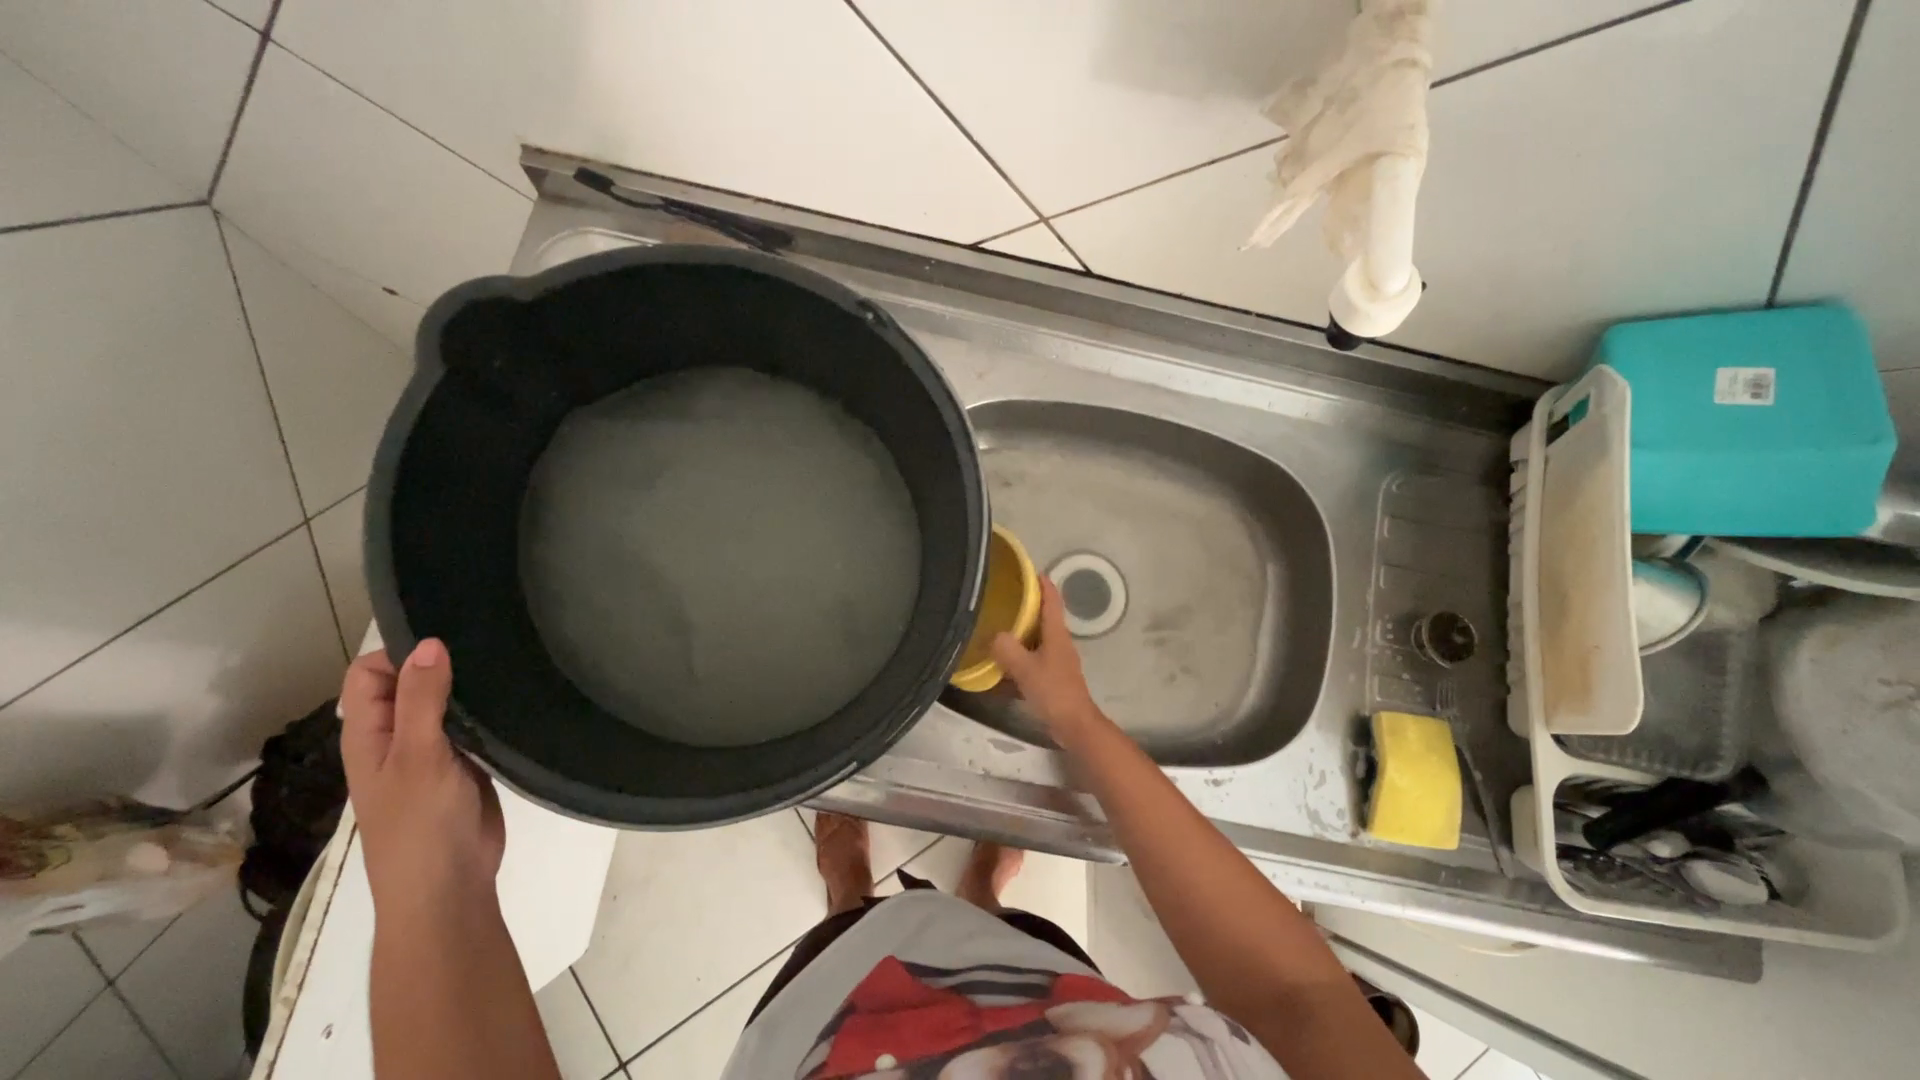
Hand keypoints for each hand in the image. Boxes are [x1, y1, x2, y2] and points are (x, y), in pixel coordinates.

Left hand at [340, 639, 504, 913]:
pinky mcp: (468, 767)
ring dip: (469, 689)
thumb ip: (422, 699)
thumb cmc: (419, 824)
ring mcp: (434, 754)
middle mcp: (397, 738)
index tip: (448, 640)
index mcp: (369, 734)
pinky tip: (516, 699)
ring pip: (447, 705)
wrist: (448, 888)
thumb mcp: (417, 756)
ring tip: (508, 663)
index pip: (370, 673)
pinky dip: (489, 714)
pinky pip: (474, 729)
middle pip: (411, 684)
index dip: (399, 652)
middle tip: (487, 642)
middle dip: (442, 663)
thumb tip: (429, 642)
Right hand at [991, 578, 1109, 748]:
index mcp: (1057, 634)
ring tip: (997, 626)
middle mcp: (1059, 642)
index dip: (1041, 583)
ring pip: (1037, 638)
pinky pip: (1033, 658)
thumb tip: (994, 636)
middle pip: (1044, 616)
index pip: (1051, 600)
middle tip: (1002, 597)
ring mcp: (1057, 660)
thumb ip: (1007, 649)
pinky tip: (1003, 662)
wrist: (1074, 724)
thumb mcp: (1025, 669)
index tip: (1027, 569)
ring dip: (1021, 631)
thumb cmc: (1054, 692)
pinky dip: (1020, 655)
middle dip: (1026, 605)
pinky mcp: (1053, 676)